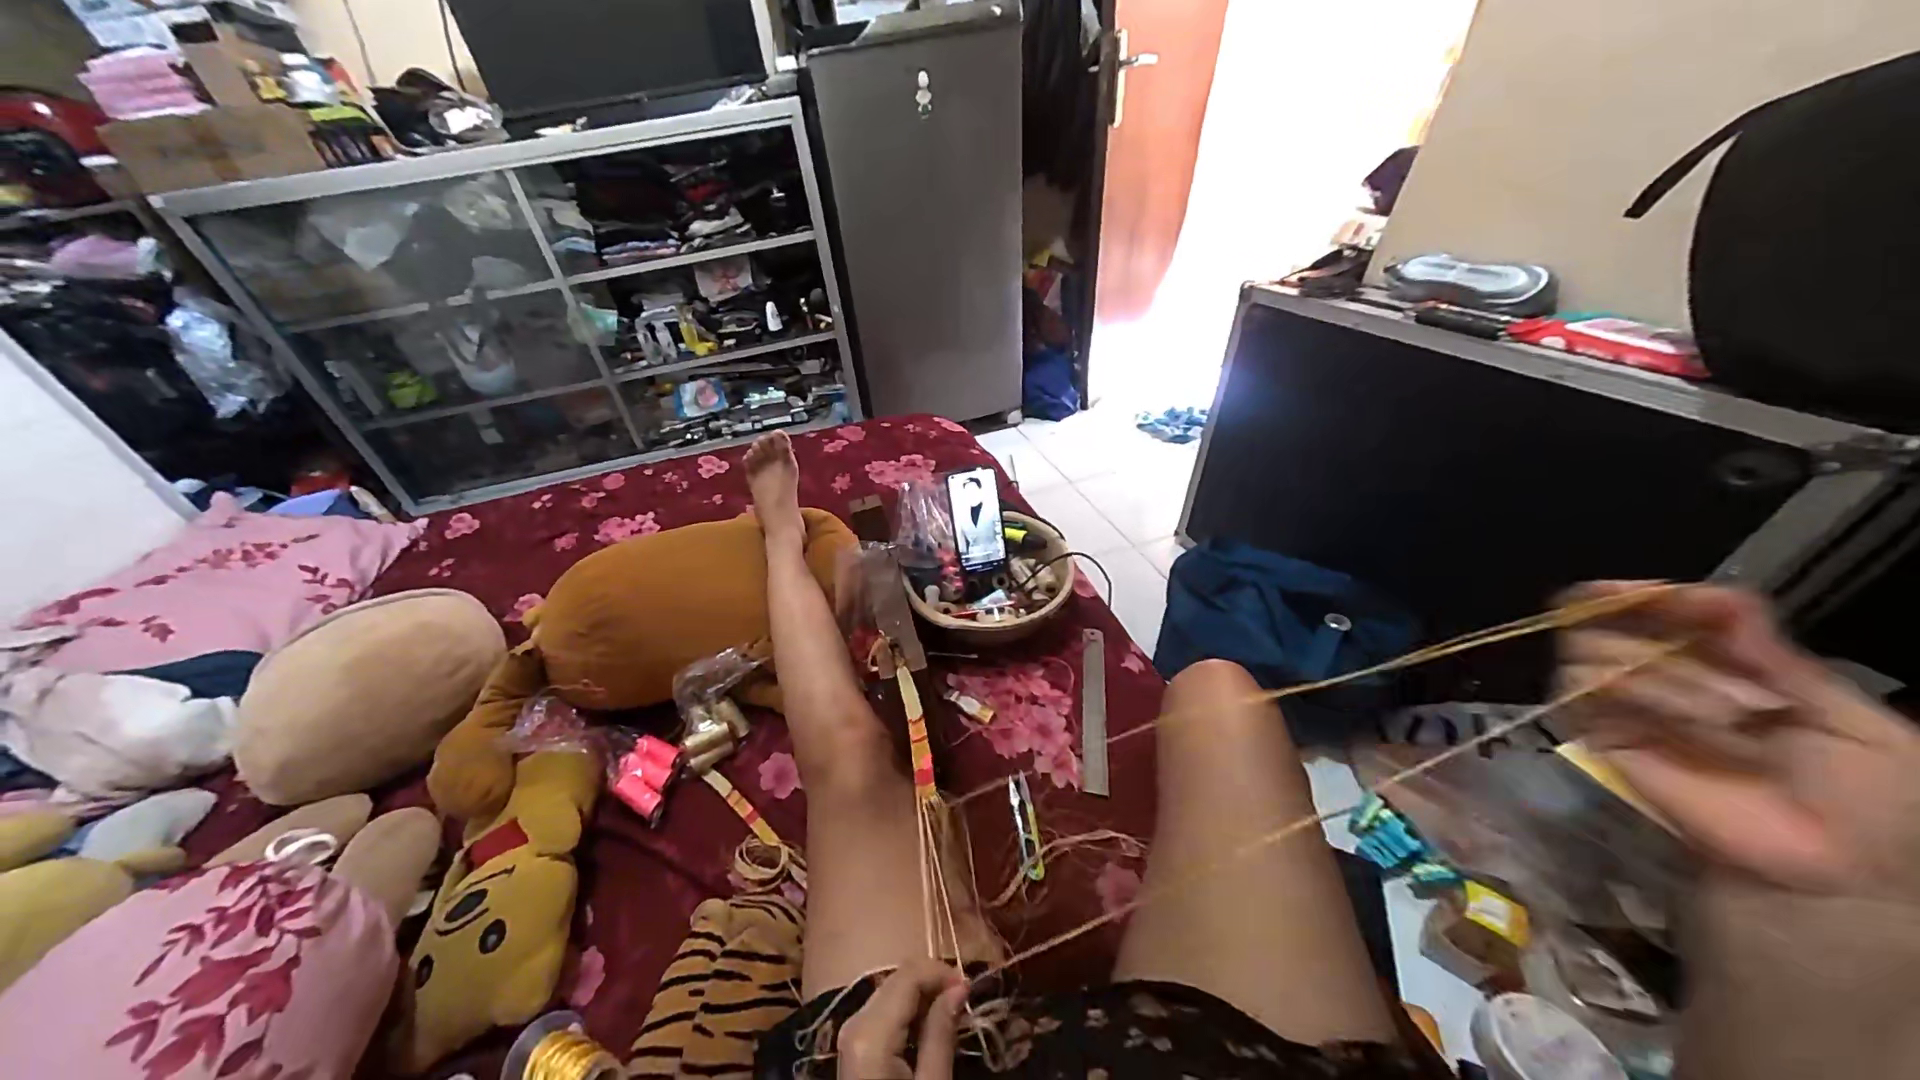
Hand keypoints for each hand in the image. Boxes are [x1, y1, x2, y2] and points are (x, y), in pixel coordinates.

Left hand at [836, 958, 967, 1079]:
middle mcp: (854, 1022)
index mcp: (871, 1032)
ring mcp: (850, 1034)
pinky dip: (908, 1010)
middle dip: (933, 981)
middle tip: (965, 1001)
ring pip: (891, 991)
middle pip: (897, 978)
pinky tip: (928, 1027)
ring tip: (951, 1013)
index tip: (971, 989)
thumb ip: (941, 1033)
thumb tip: (959, 987)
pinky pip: (884, 1011)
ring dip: (922, 994)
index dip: (942, 972)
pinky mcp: (854, 1046)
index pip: (908, 975)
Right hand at [1557, 583, 1919, 899]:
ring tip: (1724, 723)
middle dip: (1670, 648)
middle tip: (1746, 700)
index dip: (1641, 594)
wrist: (1833, 869)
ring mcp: (1622, 708)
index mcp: (1720, 665)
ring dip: (1664, 681)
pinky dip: (1631, 701)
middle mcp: (1661, 677)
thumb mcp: (1846, 714)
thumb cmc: (1864, 797)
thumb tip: (1709, 596)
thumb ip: (1773, 653)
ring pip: (1593, 655)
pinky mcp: (1597, 736)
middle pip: (1611, 624)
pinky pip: (1581, 694)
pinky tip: (1681, 729)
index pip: (1658, 610)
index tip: (1632, 592)